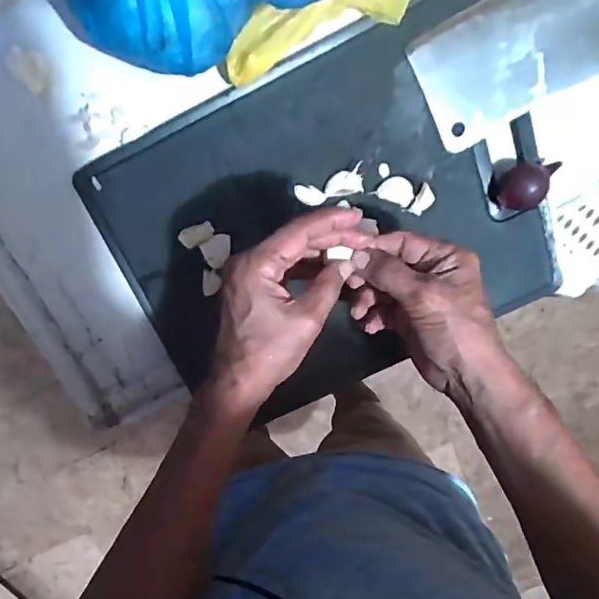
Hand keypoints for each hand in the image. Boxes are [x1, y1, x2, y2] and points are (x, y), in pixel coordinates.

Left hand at [203, 206, 370, 415]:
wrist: (237, 382)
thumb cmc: (270, 354)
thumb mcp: (307, 318)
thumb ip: (328, 284)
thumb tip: (346, 262)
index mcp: (257, 263)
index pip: (298, 231)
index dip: (331, 221)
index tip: (357, 216)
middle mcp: (247, 260)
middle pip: (293, 238)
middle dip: (329, 235)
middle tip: (361, 232)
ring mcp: (246, 272)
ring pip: (288, 251)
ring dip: (319, 249)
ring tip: (351, 245)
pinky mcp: (249, 285)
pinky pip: (281, 266)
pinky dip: (304, 265)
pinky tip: (328, 264)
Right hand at [347, 230, 509, 397]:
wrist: (465, 375)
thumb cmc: (453, 328)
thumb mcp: (422, 296)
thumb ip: (388, 273)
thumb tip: (356, 254)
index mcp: (444, 257)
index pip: (402, 241)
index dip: (374, 248)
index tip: (347, 257)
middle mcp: (430, 271)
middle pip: (388, 264)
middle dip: (367, 277)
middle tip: (349, 288)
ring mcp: (418, 295)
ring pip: (382, 287)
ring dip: (366, 299)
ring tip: (359, 314)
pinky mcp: (407, 316)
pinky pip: (383, 308)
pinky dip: (373, 315)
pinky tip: (368, 326)